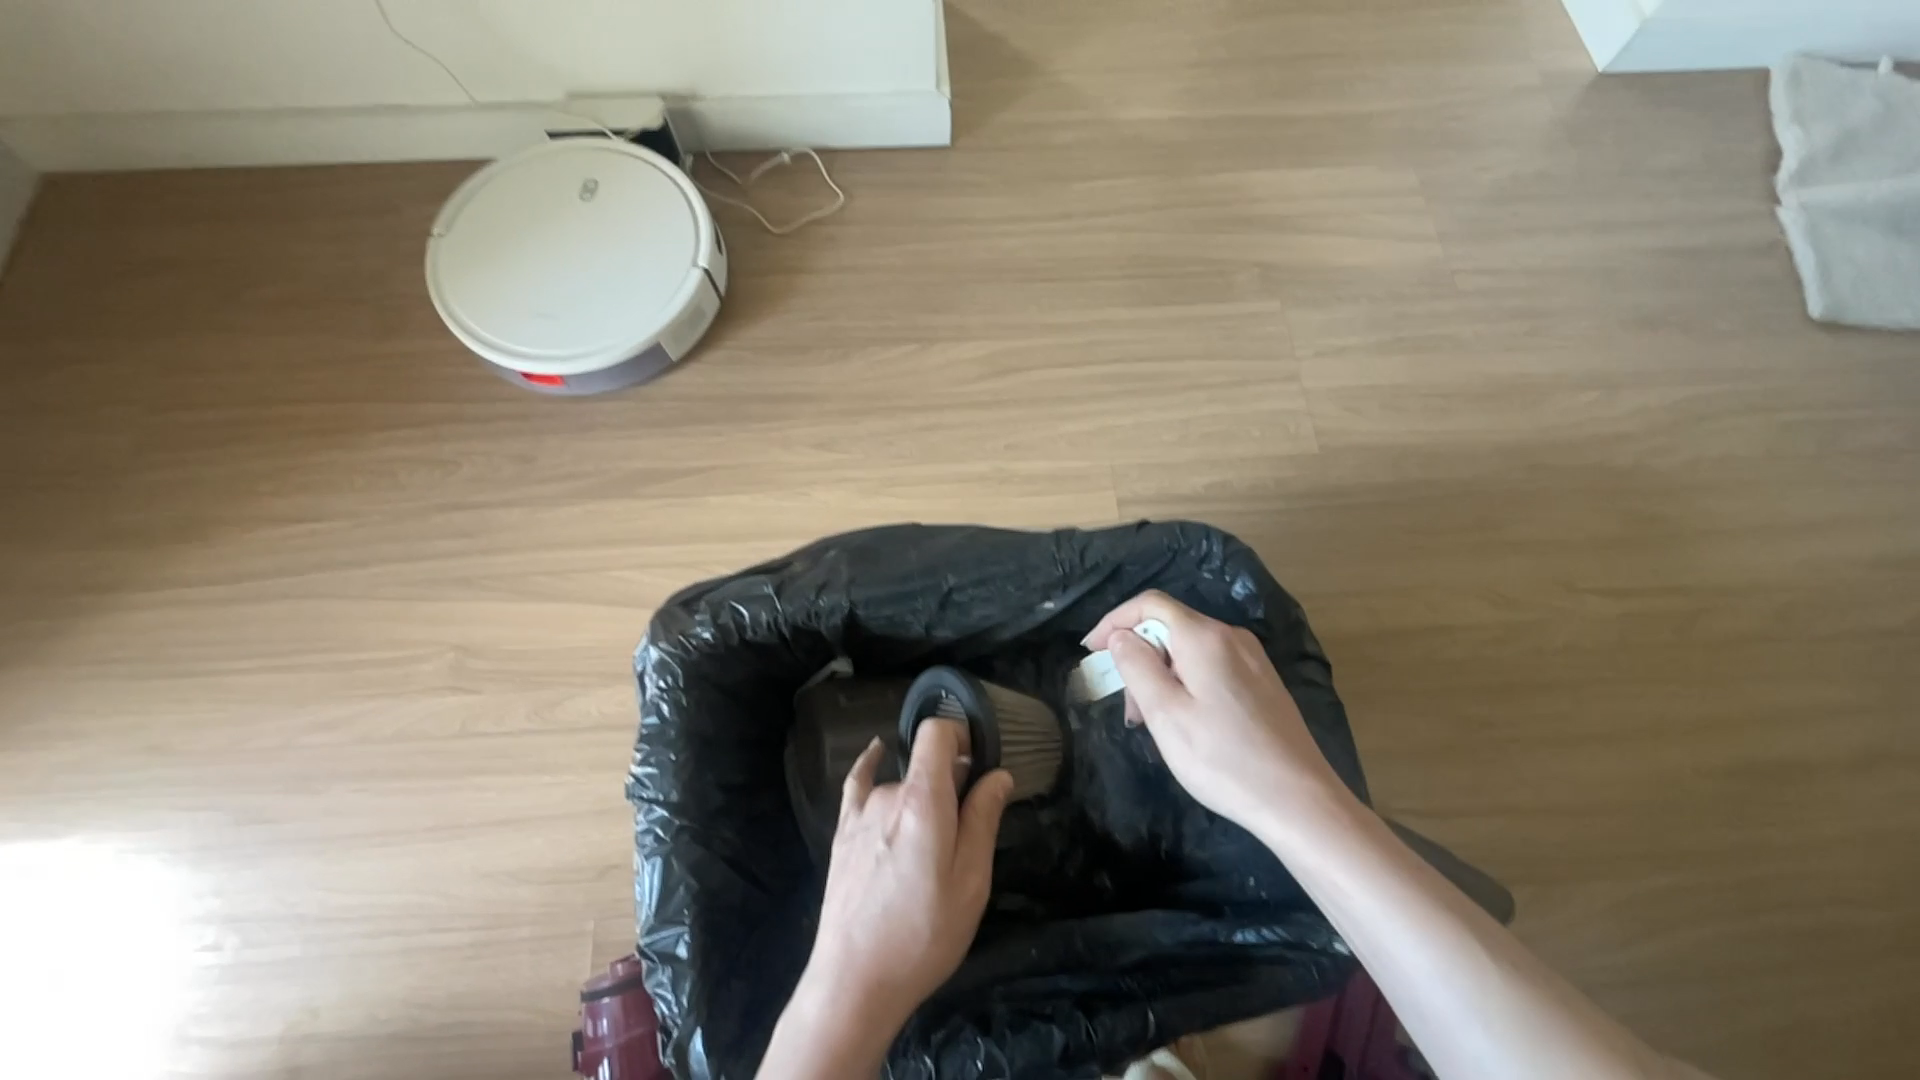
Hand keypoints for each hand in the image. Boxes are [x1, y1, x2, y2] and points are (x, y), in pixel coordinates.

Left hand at [795, 721, 1012, 1032]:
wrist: (854, 981)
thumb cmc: (924, 934)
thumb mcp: (971, 881)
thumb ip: (983, 820)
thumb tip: (998, 775)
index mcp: (922, 800)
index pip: (937, 733)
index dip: (961, 735)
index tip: (981, 762)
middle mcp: (887, 795)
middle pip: (925, 767)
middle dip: (951, 787)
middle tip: (966, 838)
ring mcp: (859, 814)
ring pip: (901, 788)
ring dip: (921, 802)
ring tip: (930, 857)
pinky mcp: (841, 834)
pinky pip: (859, 786)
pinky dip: (873, 766)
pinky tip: (876, 753)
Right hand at [1085, 590, 1354, 830]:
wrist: (1298, 800)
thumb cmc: (1223, 759)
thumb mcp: (1165, 714)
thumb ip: (1137, 666)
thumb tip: (1121, 636)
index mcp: (1205, 637)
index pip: (1149, 604)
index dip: (1114, 621)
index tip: (1090, 652)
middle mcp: (1231, 637)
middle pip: (1170, 627)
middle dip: (1138, 656)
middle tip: (1126, 708)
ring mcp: (1252, 659)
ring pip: (1189, 650)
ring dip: (1161, 674)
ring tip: (1152, 723)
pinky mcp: (1263, 682)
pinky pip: (1211, 667)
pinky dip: (1186, 683)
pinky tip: (1185, 722)